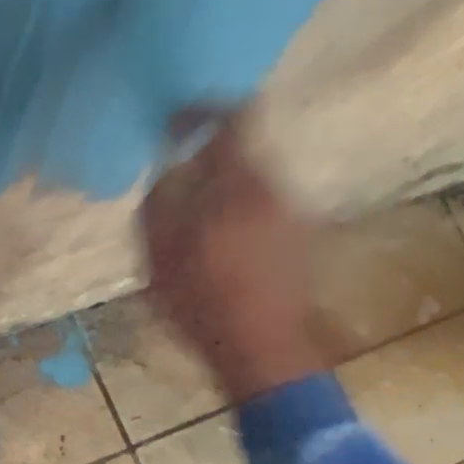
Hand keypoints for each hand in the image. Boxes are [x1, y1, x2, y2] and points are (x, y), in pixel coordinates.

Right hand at [140, 111, 334, 401]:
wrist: (263, 353)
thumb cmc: (203, 306)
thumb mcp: (159, 258)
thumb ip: (159, 204)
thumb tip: (166, 171)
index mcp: (238, 182)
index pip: (231, 115)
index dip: (201, 111)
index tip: (177, 125)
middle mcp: (275, 187)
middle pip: (242, 154)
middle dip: (209, 166)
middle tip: (181, 190)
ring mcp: (295, 214)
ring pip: (254, 185)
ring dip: (226, 196)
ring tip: (199, 232)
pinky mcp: (304, 242)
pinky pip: (266, 213)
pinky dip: (243, 221)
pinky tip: (225, 256)